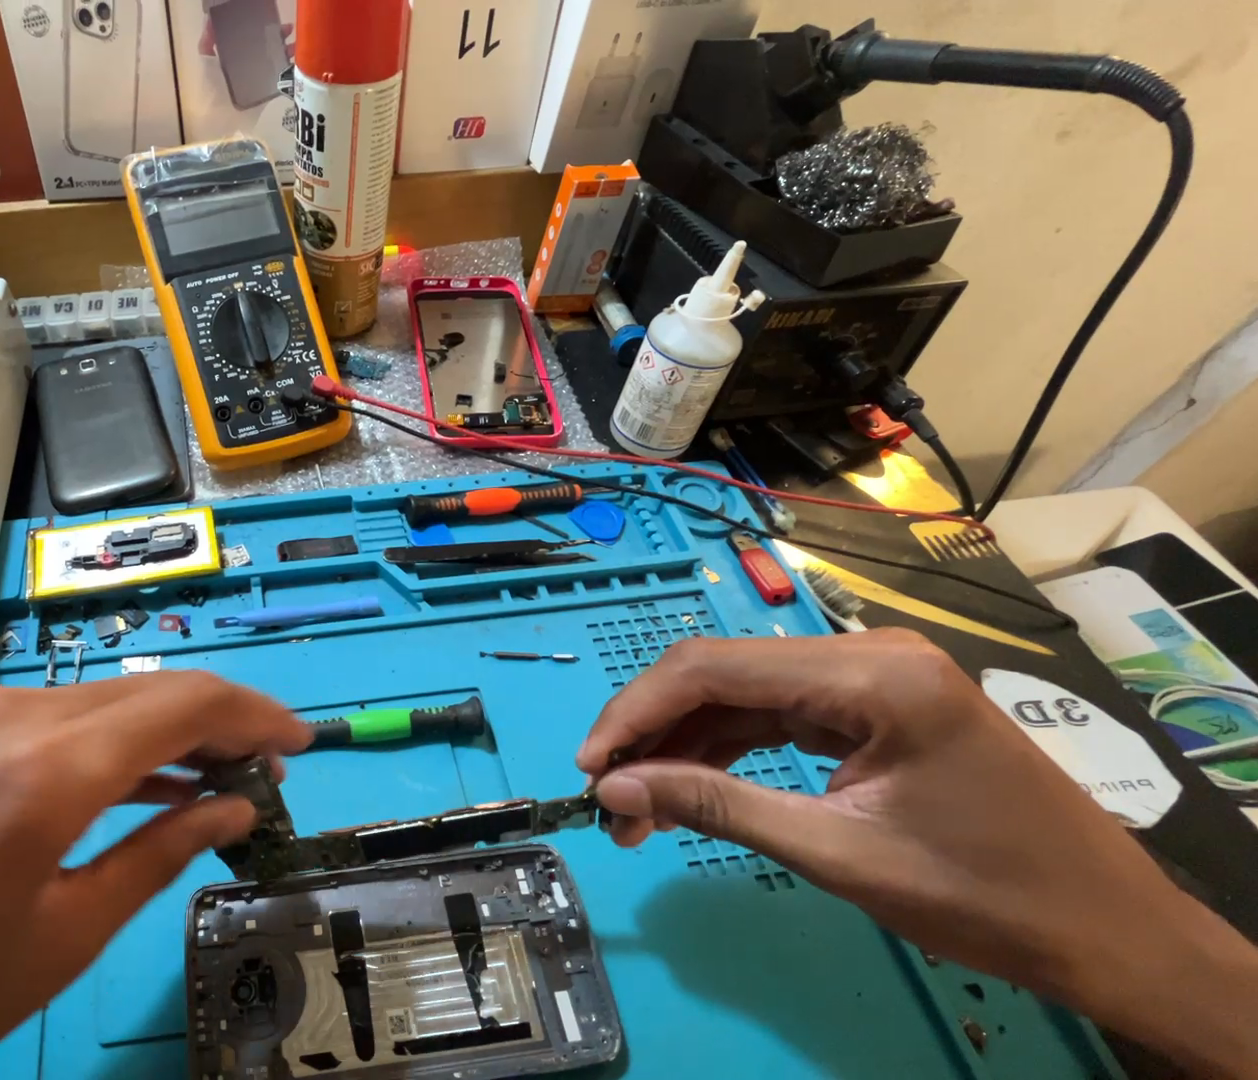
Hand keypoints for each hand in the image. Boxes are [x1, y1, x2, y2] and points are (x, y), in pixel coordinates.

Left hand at [0, 672, 312, 1079]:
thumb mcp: (63, 938)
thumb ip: (160, 854)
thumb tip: (234, 809)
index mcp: (50, 767)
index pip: (184, 704)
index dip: (255, 716)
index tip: (302, 744)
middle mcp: (18, 716)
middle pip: (151, 691)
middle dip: (221, 723)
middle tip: (270, 773)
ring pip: (110, 701)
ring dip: (172, 732)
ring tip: (225, 780)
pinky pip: (63, 721)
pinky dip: (118, 745)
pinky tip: (151, 784)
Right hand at [578, 630, 1257, 1077]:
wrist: (1116, 938)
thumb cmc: (988, 897)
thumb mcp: (838, 853)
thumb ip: (714, 806)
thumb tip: (613, 790)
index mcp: (869, 673)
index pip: (712, 668)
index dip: (635, 712)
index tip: (589, 767)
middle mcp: (863, 653)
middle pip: (718, 674)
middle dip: (652, 733)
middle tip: (607, 796)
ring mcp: (866, 676)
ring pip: (736, 695)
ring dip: (680, 746)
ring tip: (637, 807)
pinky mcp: (865, 704)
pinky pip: (769, 716)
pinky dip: (720, 751)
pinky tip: (686, 788)